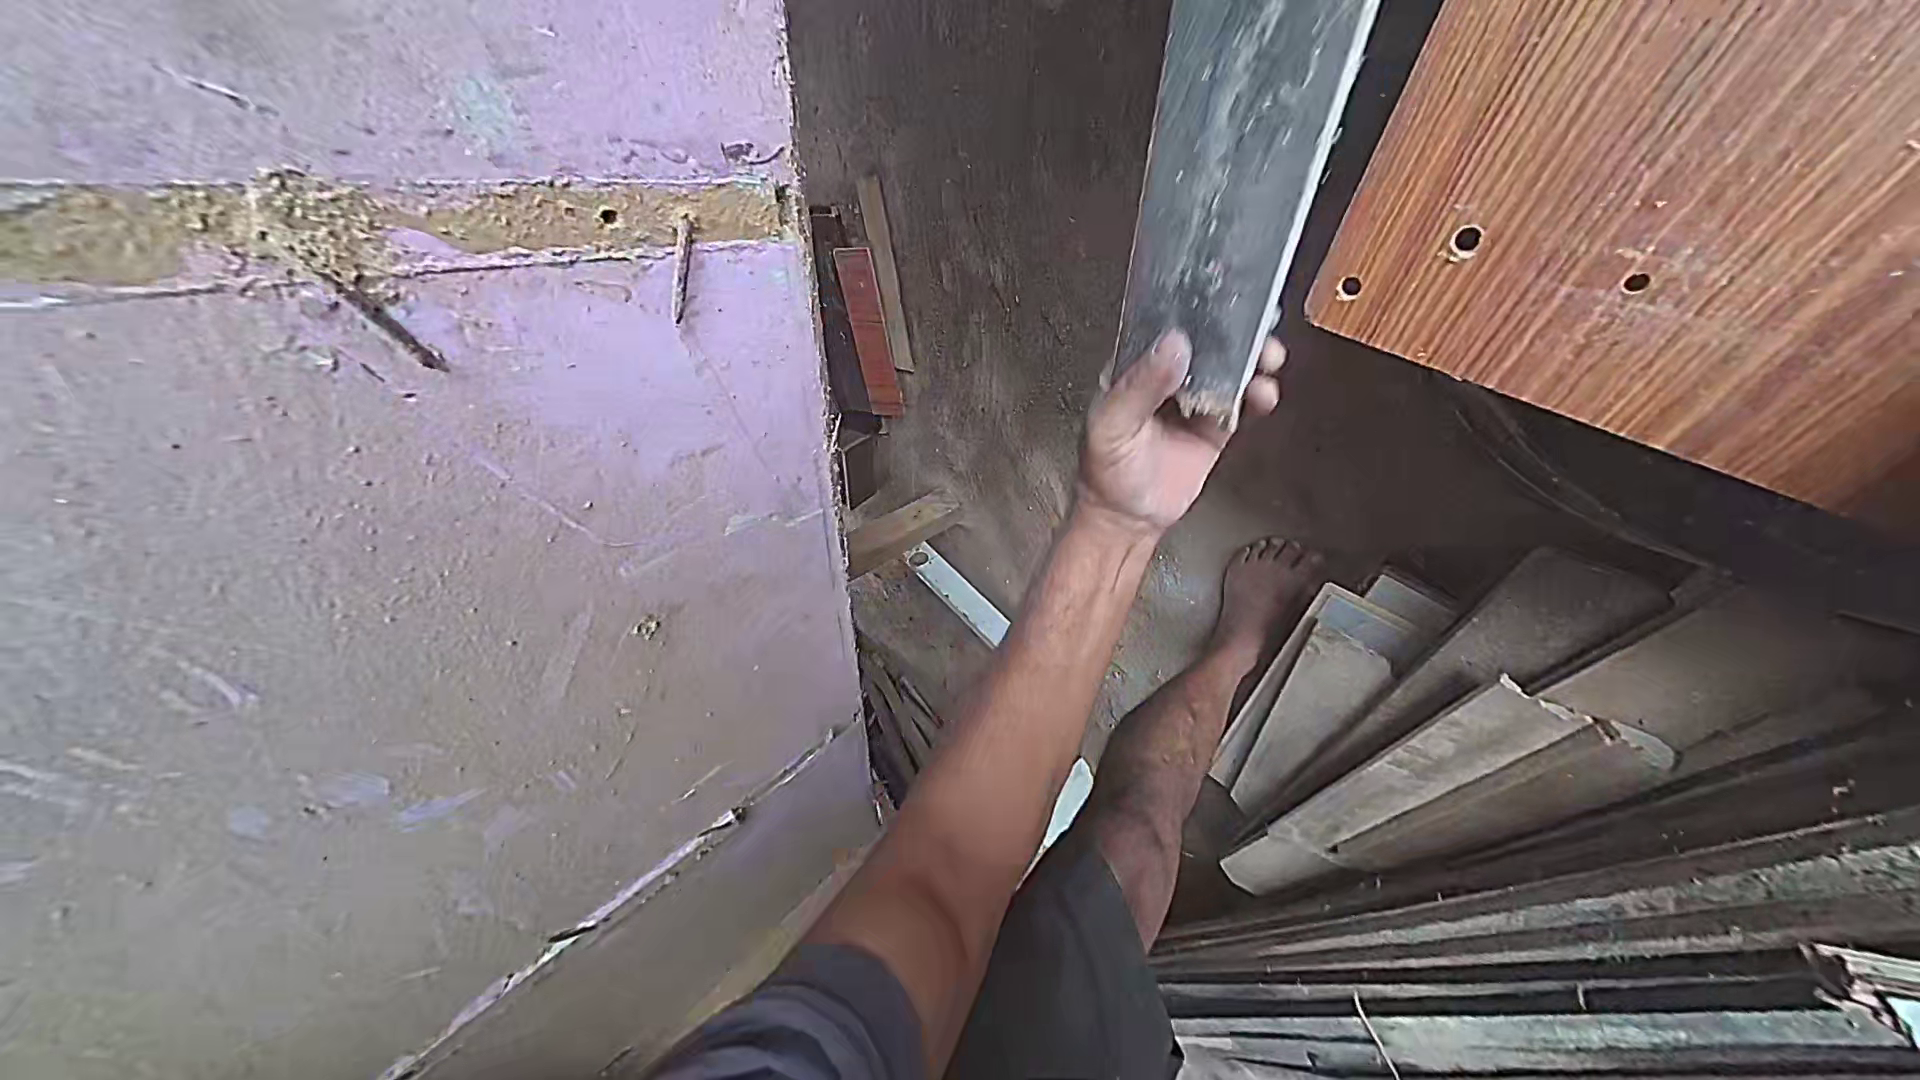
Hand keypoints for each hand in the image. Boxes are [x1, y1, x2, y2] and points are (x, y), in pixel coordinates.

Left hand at [1077, 330, 1284, 536]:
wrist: (1127, 519)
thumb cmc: (1106, 472)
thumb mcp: (1113, 426)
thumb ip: (1140, 386)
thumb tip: (1175, 345)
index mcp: (1133, 371)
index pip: (1165, 331)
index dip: (1195, 314)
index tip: (1224, 301)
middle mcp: (1165, 380)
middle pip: (1206, 345)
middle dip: (1235, 333)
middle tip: (1258, 327)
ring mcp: (1193, 402)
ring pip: (1229, 370)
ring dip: (1253, 359)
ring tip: (1268, 359)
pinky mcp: (1214, 427)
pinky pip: (1240, 403)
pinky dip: (1257, 394)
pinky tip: (1263, 393)